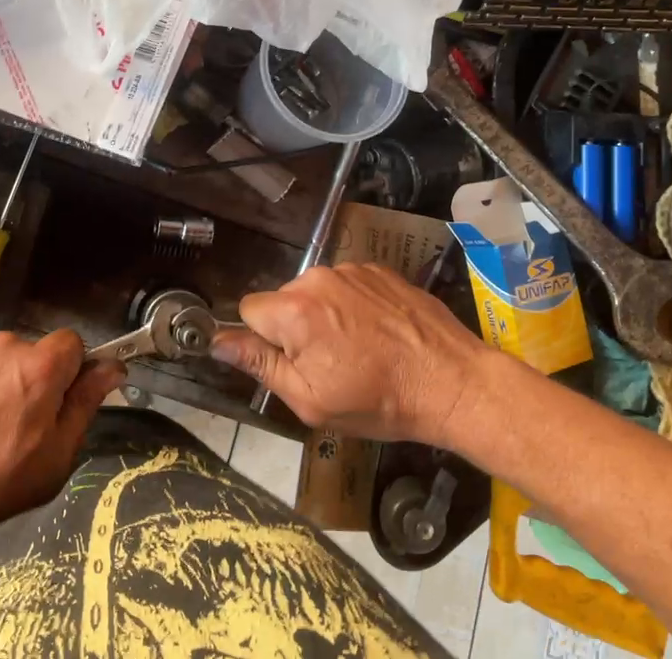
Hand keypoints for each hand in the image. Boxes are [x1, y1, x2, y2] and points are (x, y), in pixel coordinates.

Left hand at [0, 331, 123, 550]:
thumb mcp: (53, 460)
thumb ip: (84, 406)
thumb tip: (112, 368)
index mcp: (40, 367)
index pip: (71, 344)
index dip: (67, 371)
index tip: (55, 403)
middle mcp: (0, 345)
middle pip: (24, 353)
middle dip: (23, 381)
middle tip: (6, 428)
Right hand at [211, 263, 487, 443]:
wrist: (453, 383)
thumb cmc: (379, 401)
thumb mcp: (309, 399)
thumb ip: (259, 365)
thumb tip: (218, 342)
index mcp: (295, 311)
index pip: (248, 310)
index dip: (263, 341)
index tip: (292, 363)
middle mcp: (318, 279)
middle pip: (283, 300)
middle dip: (295, 328)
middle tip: (329, 364)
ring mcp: (352, 270)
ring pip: (315, 293)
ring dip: (325, 316)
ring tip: (359, 350)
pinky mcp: (379, 270)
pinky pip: (347, 286)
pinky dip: (353, 306)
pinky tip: (378, 334)